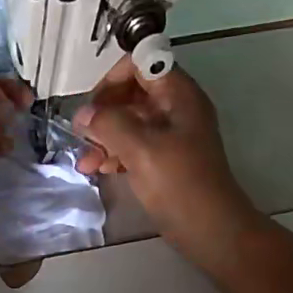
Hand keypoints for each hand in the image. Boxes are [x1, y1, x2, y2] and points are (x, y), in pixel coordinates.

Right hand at [72, 57, 268, 271]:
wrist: (210, 229)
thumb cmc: (180, 185)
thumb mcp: (142, 150)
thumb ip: (110, 125)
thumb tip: (83, 114)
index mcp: (179, 95)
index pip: (142, 63)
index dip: (113, 78)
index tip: (92, 106)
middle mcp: (175, 109)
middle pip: (132, 93)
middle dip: (104, 112)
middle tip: (82, 136)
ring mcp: (170, 136)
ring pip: (129, 121)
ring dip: (104, 137)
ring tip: (84, 161)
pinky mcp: (163, 161)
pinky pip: (133, 146)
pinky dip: (113, 154)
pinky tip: (97, 169)